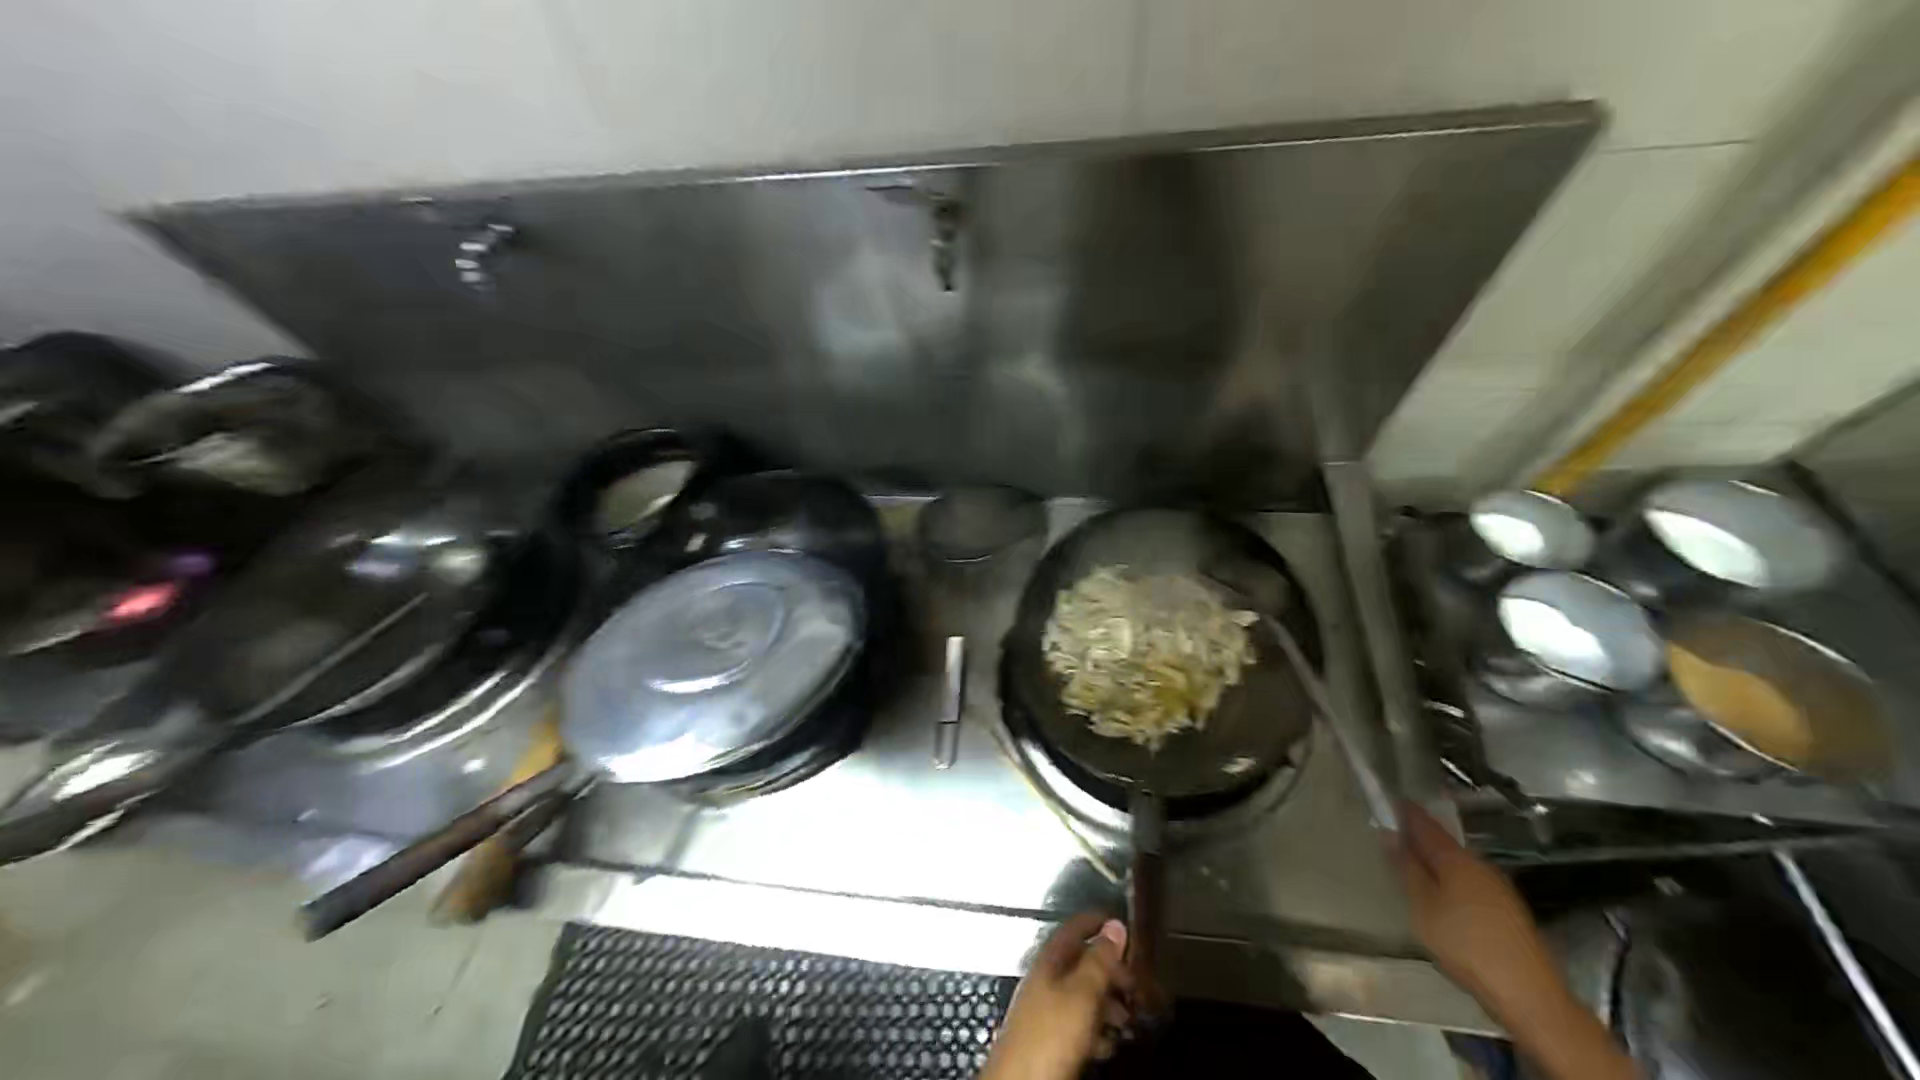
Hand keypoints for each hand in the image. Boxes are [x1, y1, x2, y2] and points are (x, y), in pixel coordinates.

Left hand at [981, 913, 1132, 1079]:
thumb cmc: (1051, 1033)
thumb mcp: (1082, 993)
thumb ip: (1100, 960)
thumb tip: (1116, 926)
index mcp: (1049, 960)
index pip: (1074, 928)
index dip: (1097, 922)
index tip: (1121, 924)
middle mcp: (1046, 979)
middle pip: (1081, 963)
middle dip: (1109, 971)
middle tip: (1135, 983)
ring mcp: (1045, 1009)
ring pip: (1082, 995)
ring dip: (1107, 1004)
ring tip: (1127, 1019)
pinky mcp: (1049, 1038)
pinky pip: (1078, 1024)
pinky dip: (1096, 1030)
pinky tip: (1107, 1044)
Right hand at [1392, 803, 1563, 1017]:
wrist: (1528, 994)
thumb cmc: (1465, 943)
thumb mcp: (1422, 906)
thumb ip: (1405, 868)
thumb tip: (1390, 834)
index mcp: (1456, 859)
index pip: (1425, 823)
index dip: (1405, 811)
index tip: (1386, 800)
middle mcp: (1480, 866)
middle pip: (1443, 843)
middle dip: (1419, 837)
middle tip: (1391, 835)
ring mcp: (1498, 889)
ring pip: (1457, 864)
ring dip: (1434, 860)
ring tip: (1411, 866)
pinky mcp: (1508, 911)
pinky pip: (1469, 882)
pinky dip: (1450, 879)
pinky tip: (1441, 895)